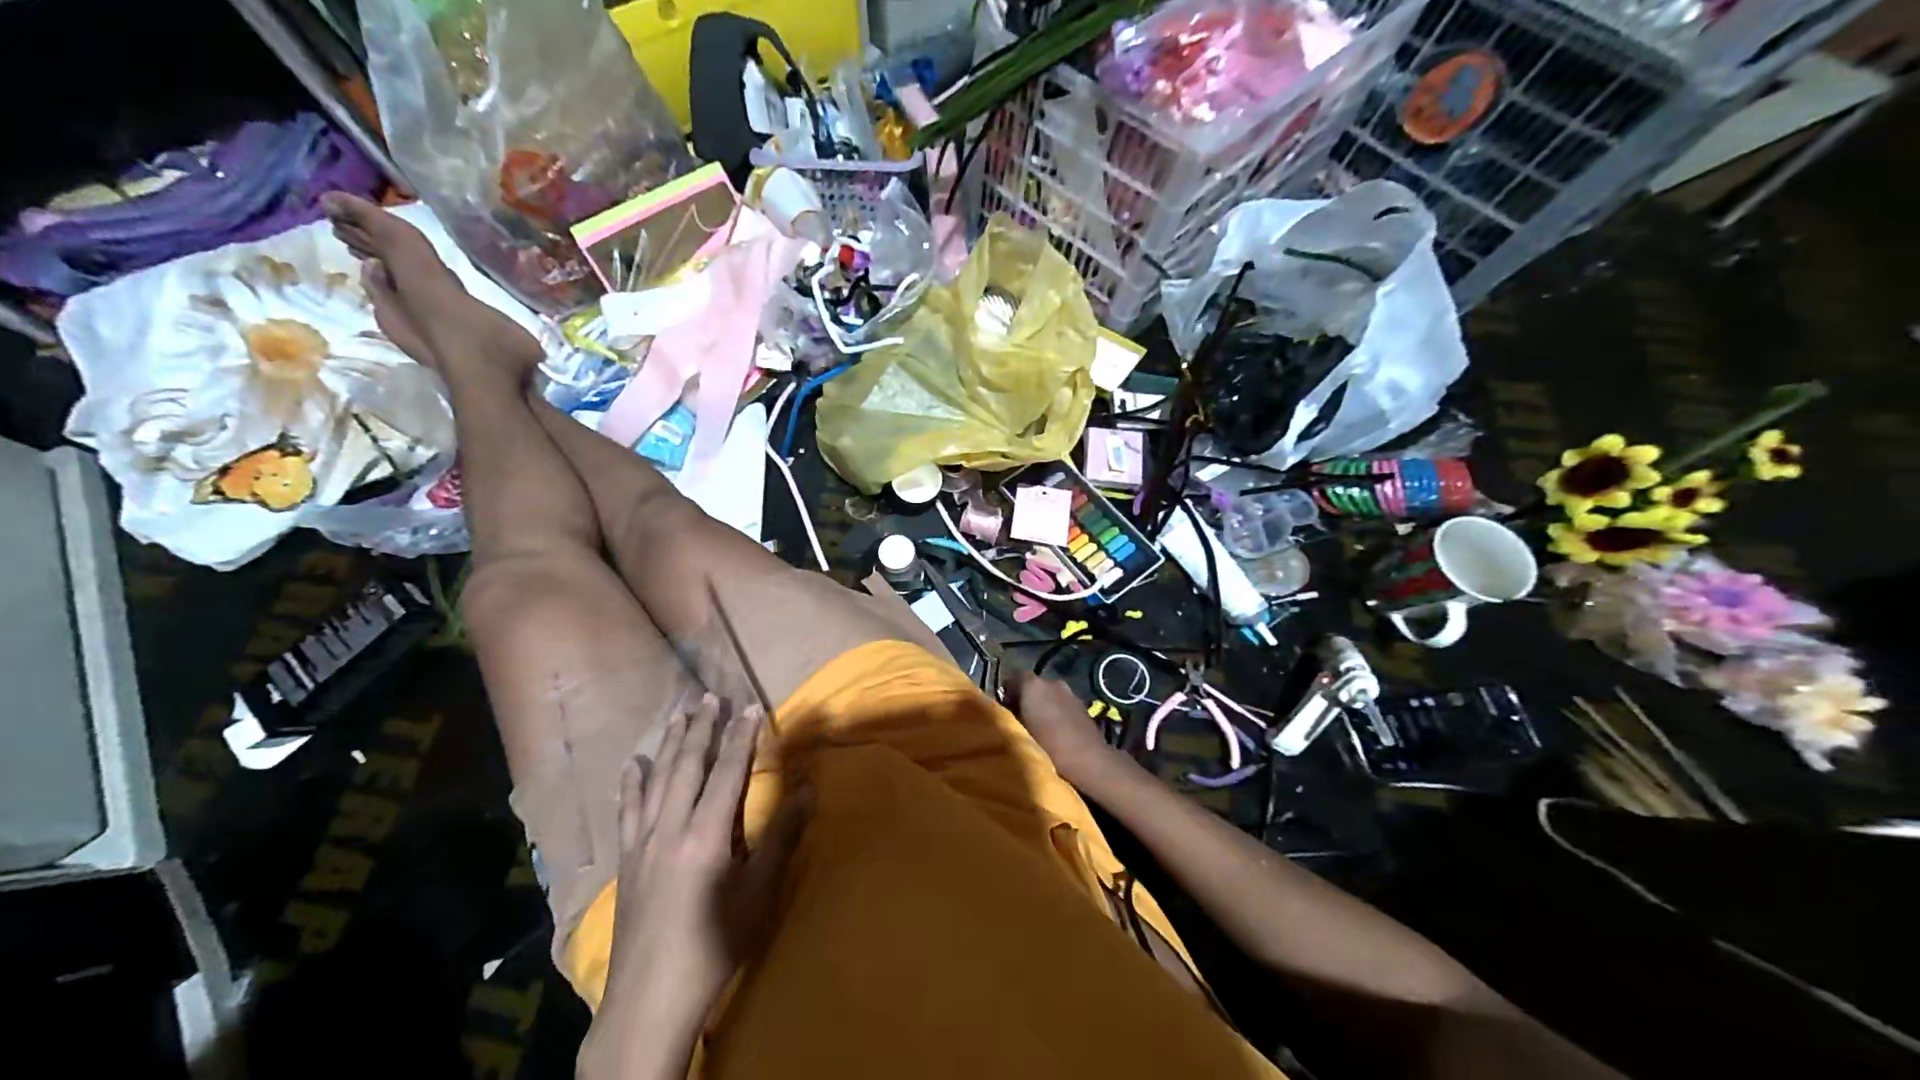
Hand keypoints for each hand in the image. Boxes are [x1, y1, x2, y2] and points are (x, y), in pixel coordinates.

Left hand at [578, 694, 808, 1079]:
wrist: (650, 1000)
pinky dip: (632, 783)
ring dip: (670, 744)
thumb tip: (808, 789)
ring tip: (679, 714)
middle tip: (709, 697)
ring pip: (656, 781)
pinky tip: (634, 764)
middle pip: (687, 767)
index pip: (727, 773)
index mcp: (706, 835)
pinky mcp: (626, 861)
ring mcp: (642, 844)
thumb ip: (781, 837)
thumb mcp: (759, 893)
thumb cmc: (715, 945)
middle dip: (701, 729)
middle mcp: (670, 829)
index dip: (740, 737)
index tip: (750, 707)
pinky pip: (627, 810)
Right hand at [1004, 671, 1132, 788]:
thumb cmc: (1048, 746)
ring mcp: (1070, 692)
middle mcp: (1052, 681)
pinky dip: (1057, 712)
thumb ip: (1010, 716)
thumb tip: (1007, 710)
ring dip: (1043, 705)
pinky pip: (1062, 703)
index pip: (1012, 678)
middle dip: (1026, 699)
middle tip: (1020, 720)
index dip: (1006, 693)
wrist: (1089, 760)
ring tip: (1038, 727)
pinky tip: (1056, 731)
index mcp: (1033, 684)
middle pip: (1032, 686)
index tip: (1004, 710)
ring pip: (1049, 694)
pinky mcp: (1082, 705)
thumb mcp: (1020, 732)